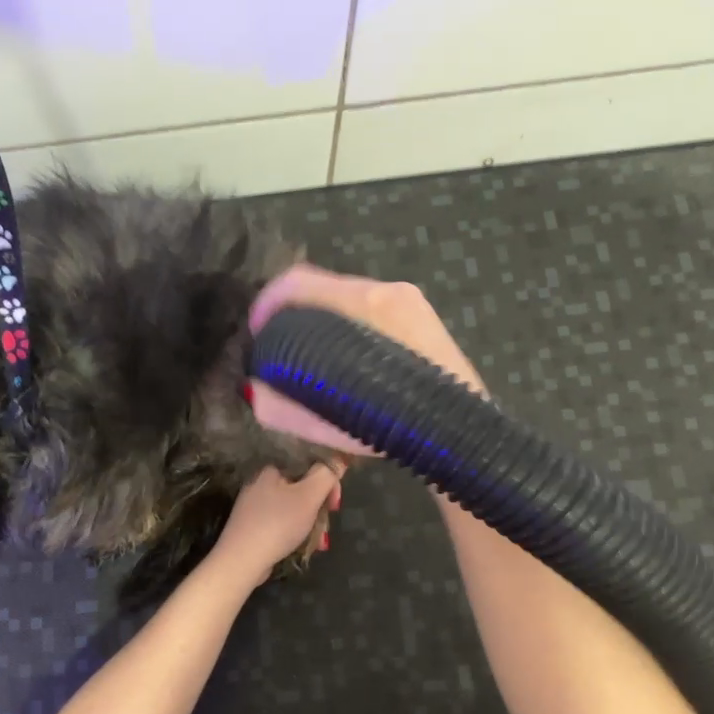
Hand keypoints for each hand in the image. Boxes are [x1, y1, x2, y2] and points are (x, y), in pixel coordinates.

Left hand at [208, 462, 344, 585]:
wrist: (242, 560)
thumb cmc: (278, 524)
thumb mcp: (309, 496)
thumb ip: (326, 475)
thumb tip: (339, 459)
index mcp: (272, 468)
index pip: (308, 465)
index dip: (328, 482)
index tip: (335, 503)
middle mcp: (260, 482)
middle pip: (302, 487)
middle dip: (319, 506)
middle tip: (325, 526)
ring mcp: (254, 504)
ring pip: (293, 506)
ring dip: (310, 522)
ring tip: (319, 542)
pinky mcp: (251, 524)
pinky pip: (281, 520)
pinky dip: (295, 530)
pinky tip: (303, 545)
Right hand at [246, 264, 486, 456]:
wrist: (459, 431)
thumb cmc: (393, 425)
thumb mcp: (327, 424)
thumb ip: (281, 406)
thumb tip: (254, 390)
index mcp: (360, 305)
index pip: (295, 283)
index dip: (265, 305)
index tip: (256, 333)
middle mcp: (383, 289)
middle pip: (320, 287)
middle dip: (292, 313)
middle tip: (279, 347)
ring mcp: (406, 295)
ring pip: (345, 297)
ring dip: (320, 319)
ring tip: (311, 354)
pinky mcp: (419, 308)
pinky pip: (369, 306)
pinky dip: (347, 324)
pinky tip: (346, 356)